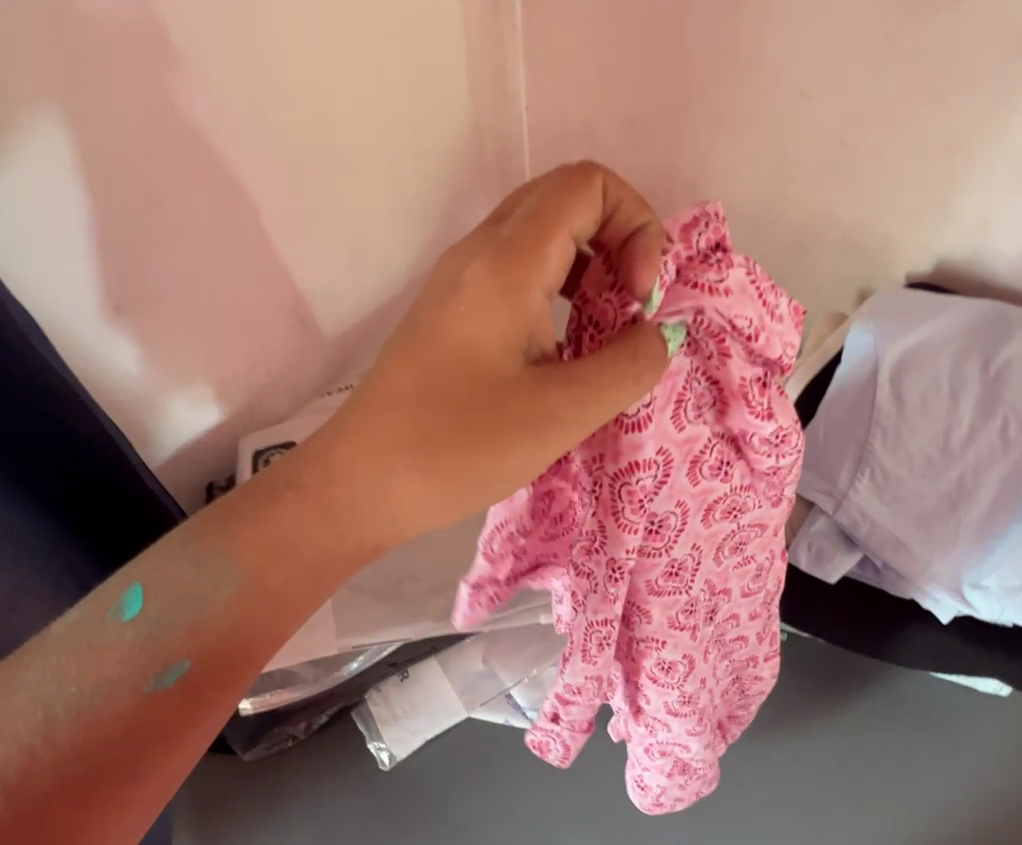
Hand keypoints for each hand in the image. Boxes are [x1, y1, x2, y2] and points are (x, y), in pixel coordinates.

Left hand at [302, 161, 671, 544]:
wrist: (362, 484)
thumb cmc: (458, 447)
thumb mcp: (561, 413)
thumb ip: (628, 365)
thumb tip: (660, 334)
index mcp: (506, 262)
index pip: (588, 184)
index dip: (636, 226)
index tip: (640, 300)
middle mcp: (479, 254)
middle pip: (565, 201)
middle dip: (619, 244)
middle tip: (632, 313)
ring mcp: (460, 285)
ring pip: (542, 239)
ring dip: (590, 273)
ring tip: (605, 337)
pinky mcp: (452, 318)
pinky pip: (518, 277)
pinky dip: (559, 298)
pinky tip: (567, 355)